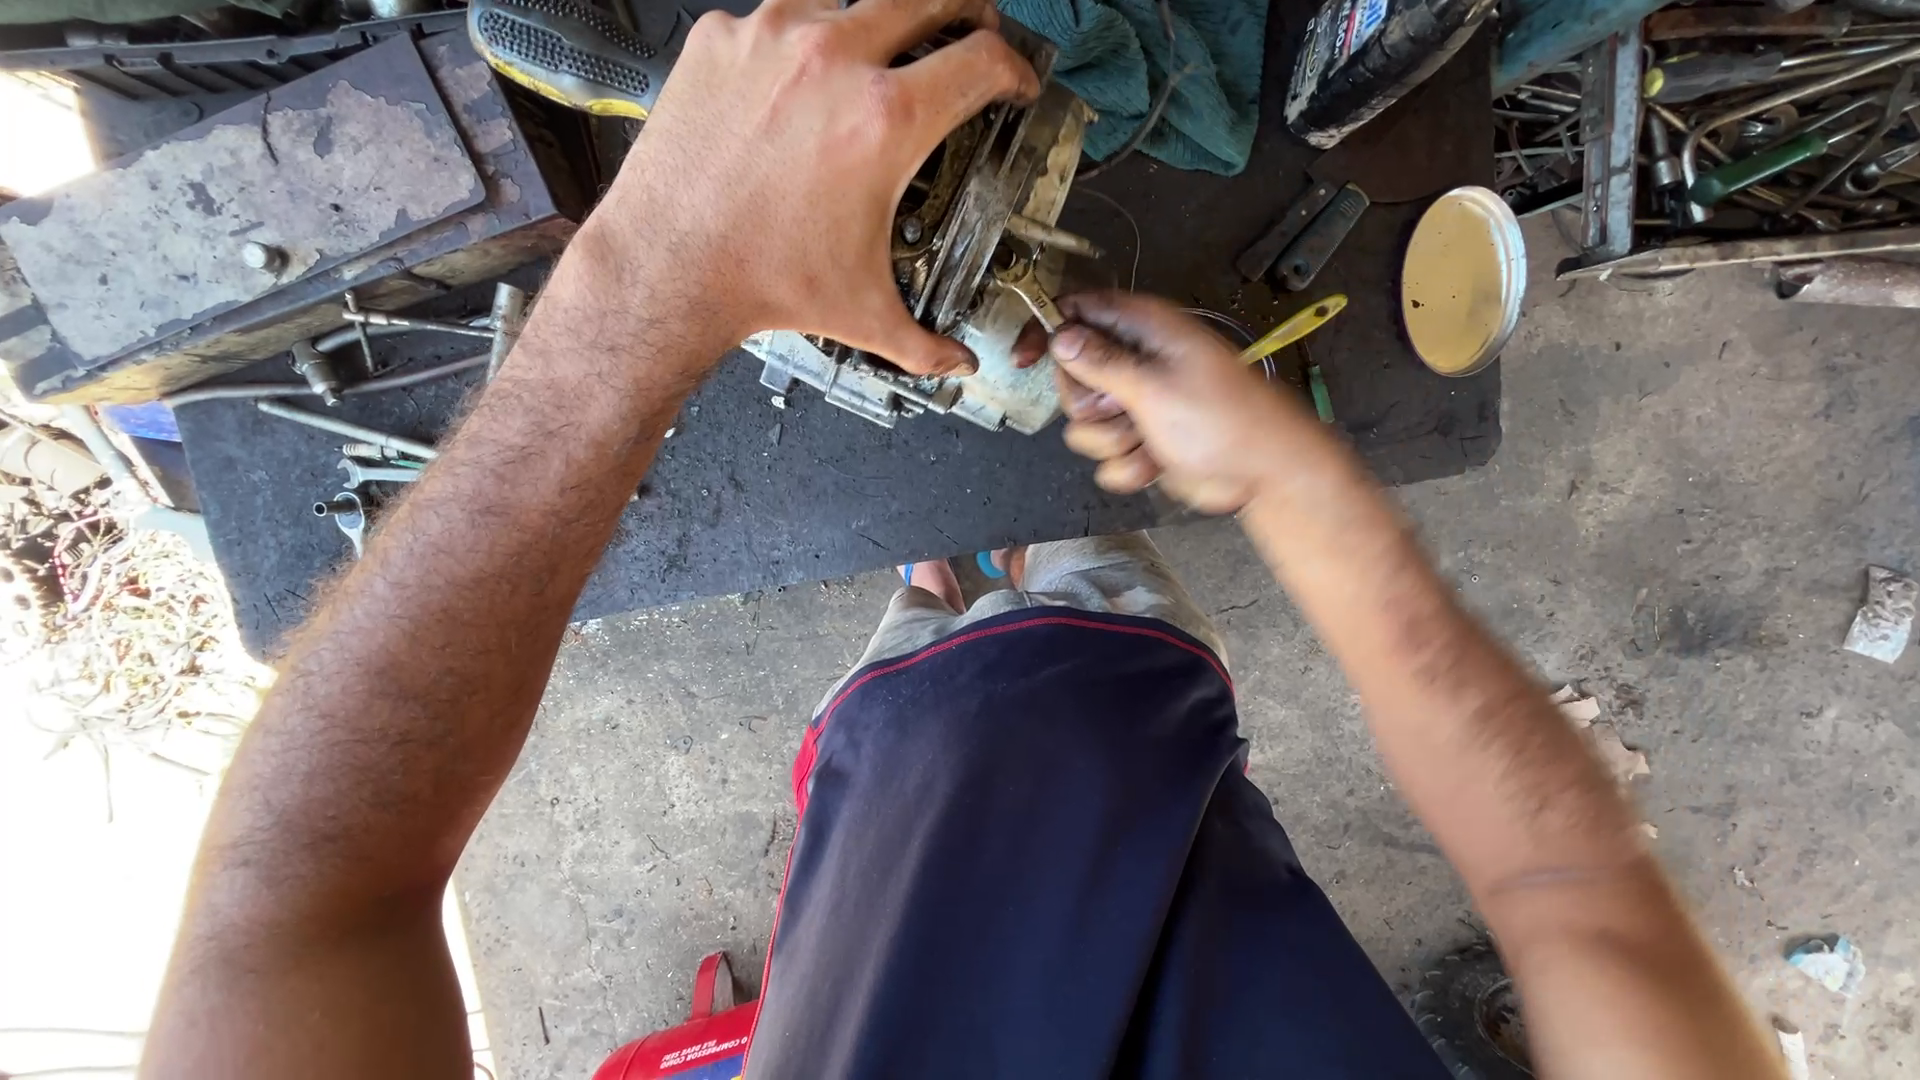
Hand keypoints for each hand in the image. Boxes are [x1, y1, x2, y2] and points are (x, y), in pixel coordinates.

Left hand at [586, 0, 1039, 376]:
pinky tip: (804, 80)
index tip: (1013, 81)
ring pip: (852, 0)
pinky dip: (804, 41)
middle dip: (965, 14)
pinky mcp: (721, 39)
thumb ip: (927, 345)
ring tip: (883, 56)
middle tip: (972, 29)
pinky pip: (781, 18)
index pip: (981, 62)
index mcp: (885, 122)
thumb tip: (957, 365)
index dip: (1014, 70)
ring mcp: (772, 39)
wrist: (670, 268)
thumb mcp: (865, 315)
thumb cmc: (760, 281)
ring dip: (881, 22)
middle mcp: (833, 62)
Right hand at [1013, 291, 1323, 513]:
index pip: (1079, 313)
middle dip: (1088, 403)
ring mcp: (1138, 404)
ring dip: (1111, 441)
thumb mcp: (1154, 386)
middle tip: (1119, 410)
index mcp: (1144, 331)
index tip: (1026, 358)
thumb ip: (1102, 362)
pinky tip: (1155, 462)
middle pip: (1073, 375)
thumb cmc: (1222, 420)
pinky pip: (1105, 455)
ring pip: (1085, 422)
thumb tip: (1061, 336)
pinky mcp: (1141, 441)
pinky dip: (1127, 465)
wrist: (1261, 473)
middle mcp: (1137, 363)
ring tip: (1148, 440)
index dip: (1048, 330)